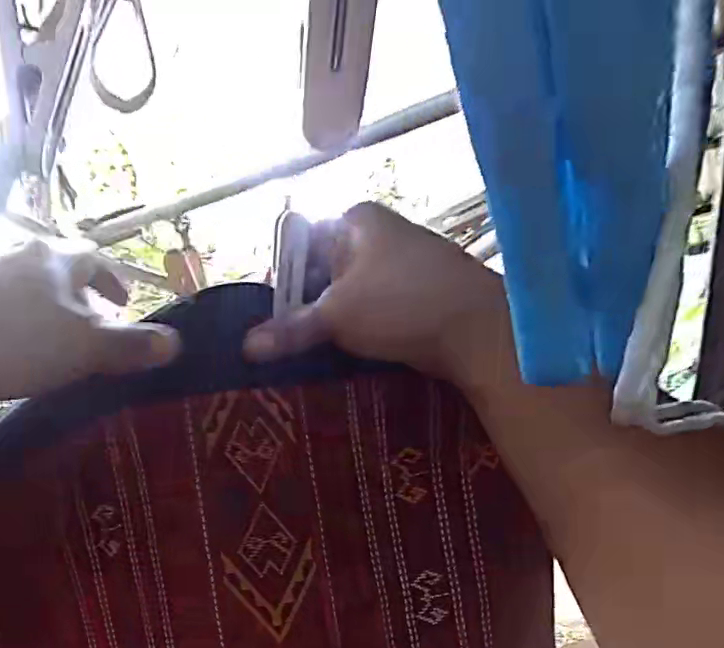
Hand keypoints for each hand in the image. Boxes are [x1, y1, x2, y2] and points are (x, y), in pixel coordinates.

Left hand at [0, 239, 179, 414]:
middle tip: (92, 323)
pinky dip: (16, 322)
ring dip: (47, 309)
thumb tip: (176, 342)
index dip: (113, 279)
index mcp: (53, 258)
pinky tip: (11, 350)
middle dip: (80, 295)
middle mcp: (16, 255)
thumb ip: (131, 345)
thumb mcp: (86, 349)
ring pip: (26, 287)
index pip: (94, 257)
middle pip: (58, 269)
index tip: (124, 302)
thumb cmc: (18, 345)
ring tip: (54, 340)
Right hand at [243, 203, 513, 388]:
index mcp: (355, 220)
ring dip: (325, 321)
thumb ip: (289, 330)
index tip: (266, 315)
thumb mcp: (336, 316)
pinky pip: (367, 309)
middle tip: (279, 339)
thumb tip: (246, 348)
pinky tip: (339, 351)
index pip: (299, 243)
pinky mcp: (410, 294)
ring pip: (344, 294)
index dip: (280, 279)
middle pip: (320, 271)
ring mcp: (396, 265)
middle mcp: (375, 235)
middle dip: (301, 304)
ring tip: (305, 350)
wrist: (477, 330)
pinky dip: (351, 328)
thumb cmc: (401, 304)